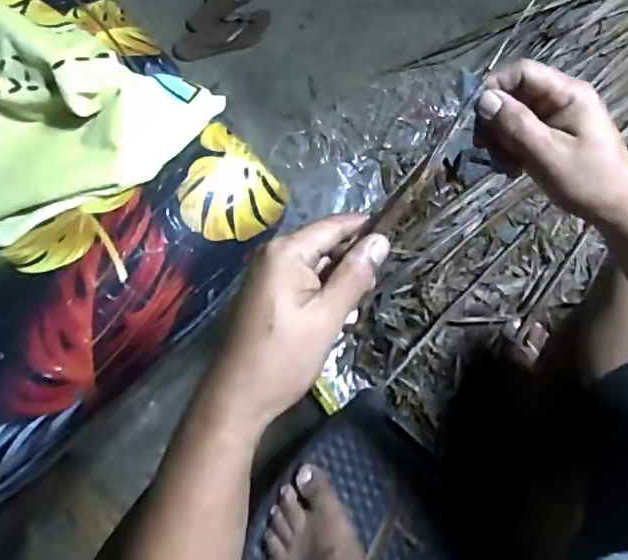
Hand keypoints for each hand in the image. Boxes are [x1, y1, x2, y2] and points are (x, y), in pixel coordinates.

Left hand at [197, 214, 388, 432]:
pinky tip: (337, 314)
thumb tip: (380, 239)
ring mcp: (267, 273)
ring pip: (316, 263)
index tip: (393, 235)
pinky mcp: (266, 292)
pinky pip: (303, 278)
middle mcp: (274, 254)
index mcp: (286, 251)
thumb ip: (355, 275)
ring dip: (339, 279)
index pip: (334, 225)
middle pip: (325, 242)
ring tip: (358, 304)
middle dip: (352, 260)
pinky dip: (323, 290)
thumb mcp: (327, 316)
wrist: (235, 402)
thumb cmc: (283, 358)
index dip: (364, 228)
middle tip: (374, 285)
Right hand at [473, 60, 627, 227]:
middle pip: (516, 93)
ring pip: (516, 114)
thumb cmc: (590, 182)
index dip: (496, 88)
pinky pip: (524, 131)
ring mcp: (559, 117)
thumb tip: (483, 99)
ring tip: (501, 164)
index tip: (477, 116)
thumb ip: (516, 124)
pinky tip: (511, 168)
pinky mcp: (555, 135)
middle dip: (496, 118)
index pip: (522, 72)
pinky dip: (512, 146)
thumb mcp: (549, 153)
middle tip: (485, 148)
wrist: (622, 213)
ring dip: (502, 136)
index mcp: (569, 93)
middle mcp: (563, 98)